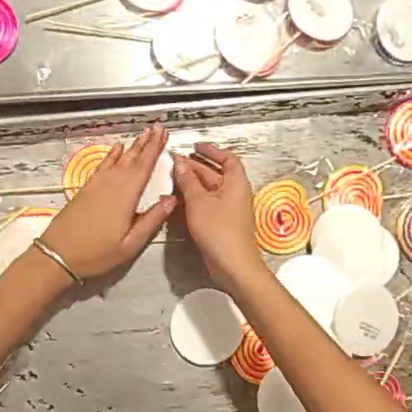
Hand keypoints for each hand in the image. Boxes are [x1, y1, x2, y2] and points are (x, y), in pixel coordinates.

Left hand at [36, 126, 176, 279]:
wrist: (57, 255)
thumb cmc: (95, 254)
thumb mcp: (130, 244)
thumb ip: (152, 220)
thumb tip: (171, 199)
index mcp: (125, 197)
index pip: (144, 166)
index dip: (155, 148)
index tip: (163, 133)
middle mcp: (111, 185)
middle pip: (132, 158)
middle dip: (146, 142)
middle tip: (157, 127)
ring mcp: (96, 185)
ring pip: (118, 160)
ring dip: (132, 146)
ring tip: (142, 135)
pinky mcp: (86, 189)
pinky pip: (103, 166)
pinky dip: (111, 155)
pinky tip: (116, 149)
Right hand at [171, 143, 267, 291]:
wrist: (232, 264)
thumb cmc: (221, 233)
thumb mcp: (198, 201)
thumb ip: (187, 181)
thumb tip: (180, 164)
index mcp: (236, 183)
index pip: (227, 158)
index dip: (212, 151)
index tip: (197, 146)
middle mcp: (235, 194)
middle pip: (216, 174)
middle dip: (196, 167)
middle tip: (177, 163)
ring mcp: (229, 209)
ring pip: (210, 190)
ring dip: (193, 183)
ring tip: (175, 179)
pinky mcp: (222, 223)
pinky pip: (208, 204)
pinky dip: (195, 199)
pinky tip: (181, 200)